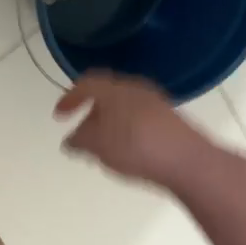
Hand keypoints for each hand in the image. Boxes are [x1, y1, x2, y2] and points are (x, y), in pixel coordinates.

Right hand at [54, 71, 210, 184]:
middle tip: (80, 133)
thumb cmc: (135, 148)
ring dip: (107, 123)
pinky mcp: (168, 119)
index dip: (69, 98)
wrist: (186, 160)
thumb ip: (79, 140)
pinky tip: (124, 150)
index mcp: (114, 90)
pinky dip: (124, 129)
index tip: (58, 116)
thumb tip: (71, 139)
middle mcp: (135, 89)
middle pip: (106, 95)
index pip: (86, 84)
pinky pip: (137, 118)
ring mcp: (155, 103)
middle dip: (89, 113)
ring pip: (122, 107)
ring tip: (101, 146)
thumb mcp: (97, 146)